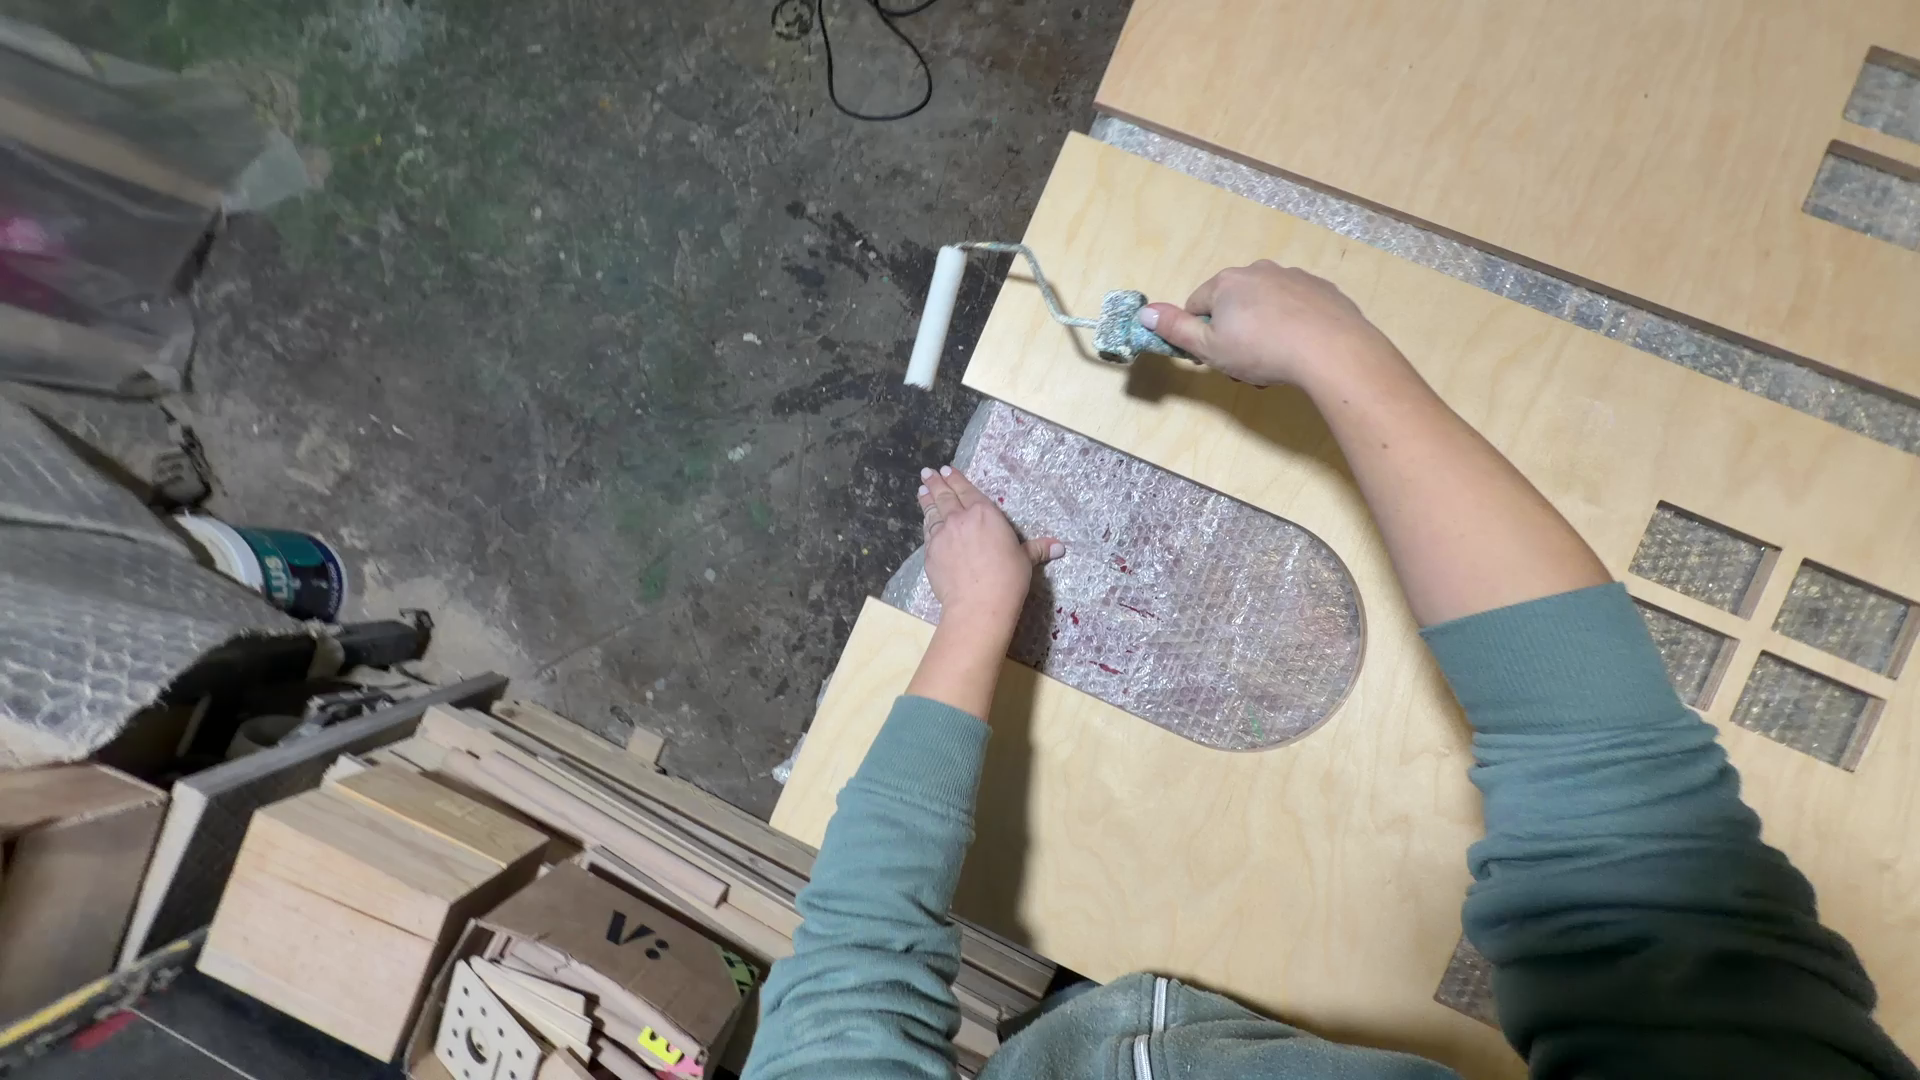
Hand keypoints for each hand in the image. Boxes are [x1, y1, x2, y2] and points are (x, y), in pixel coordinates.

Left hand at [917, 465, 1062, 635]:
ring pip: (933, 512)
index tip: (947, 470)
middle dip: (936, 483)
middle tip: (928, 473)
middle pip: (945, 497)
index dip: (956, 479)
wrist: (978, 604)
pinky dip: (926, 523)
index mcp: (985, 514)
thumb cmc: (1007, 578)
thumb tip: (1061, 547)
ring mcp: (942, 535)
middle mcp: (960, 519)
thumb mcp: (1025, 560)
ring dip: (927, 499)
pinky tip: (925, 520)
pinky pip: (928, 533)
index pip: (967, 491)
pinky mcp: (931, 553)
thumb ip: (1037, 549)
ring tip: (922, 489)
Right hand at [1139, 260, 1402, 388]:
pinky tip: (1297, 348)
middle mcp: (1258, 271)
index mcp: (1226, 283)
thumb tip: (1144, 312)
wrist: (1330, 350)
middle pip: (1231, 303)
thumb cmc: (1260, 351)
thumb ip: (1175, 329)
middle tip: (1242, 364)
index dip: (1199, 334)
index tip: (1212, 356)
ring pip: (1264, 305)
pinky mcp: (1322, 289)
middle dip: (1232, 331)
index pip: (1196, 305)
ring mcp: (1293, 277)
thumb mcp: (1209, 348)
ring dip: (1261, 328)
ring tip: (1273, 360)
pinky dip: (1291, 324)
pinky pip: (1295, 307)